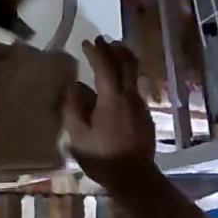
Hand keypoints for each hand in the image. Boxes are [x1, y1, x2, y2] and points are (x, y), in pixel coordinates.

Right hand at [61, 38, 159, 187]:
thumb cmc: (103, 158)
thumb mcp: (78, 136)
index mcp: (112, 99)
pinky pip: (135, 87)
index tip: (86, 43)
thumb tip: (72, 87)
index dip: (95, 53)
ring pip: (134, 74)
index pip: (105, 67)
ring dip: (123, 59)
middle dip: (113, 49)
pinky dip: (126, 76)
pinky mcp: (145, 115)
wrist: (135, 178)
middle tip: (102, 39)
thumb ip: (73, 109)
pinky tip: (118, 82)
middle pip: (126, 64)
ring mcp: (140, 105)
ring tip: (114, 51)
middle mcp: (130, 97)